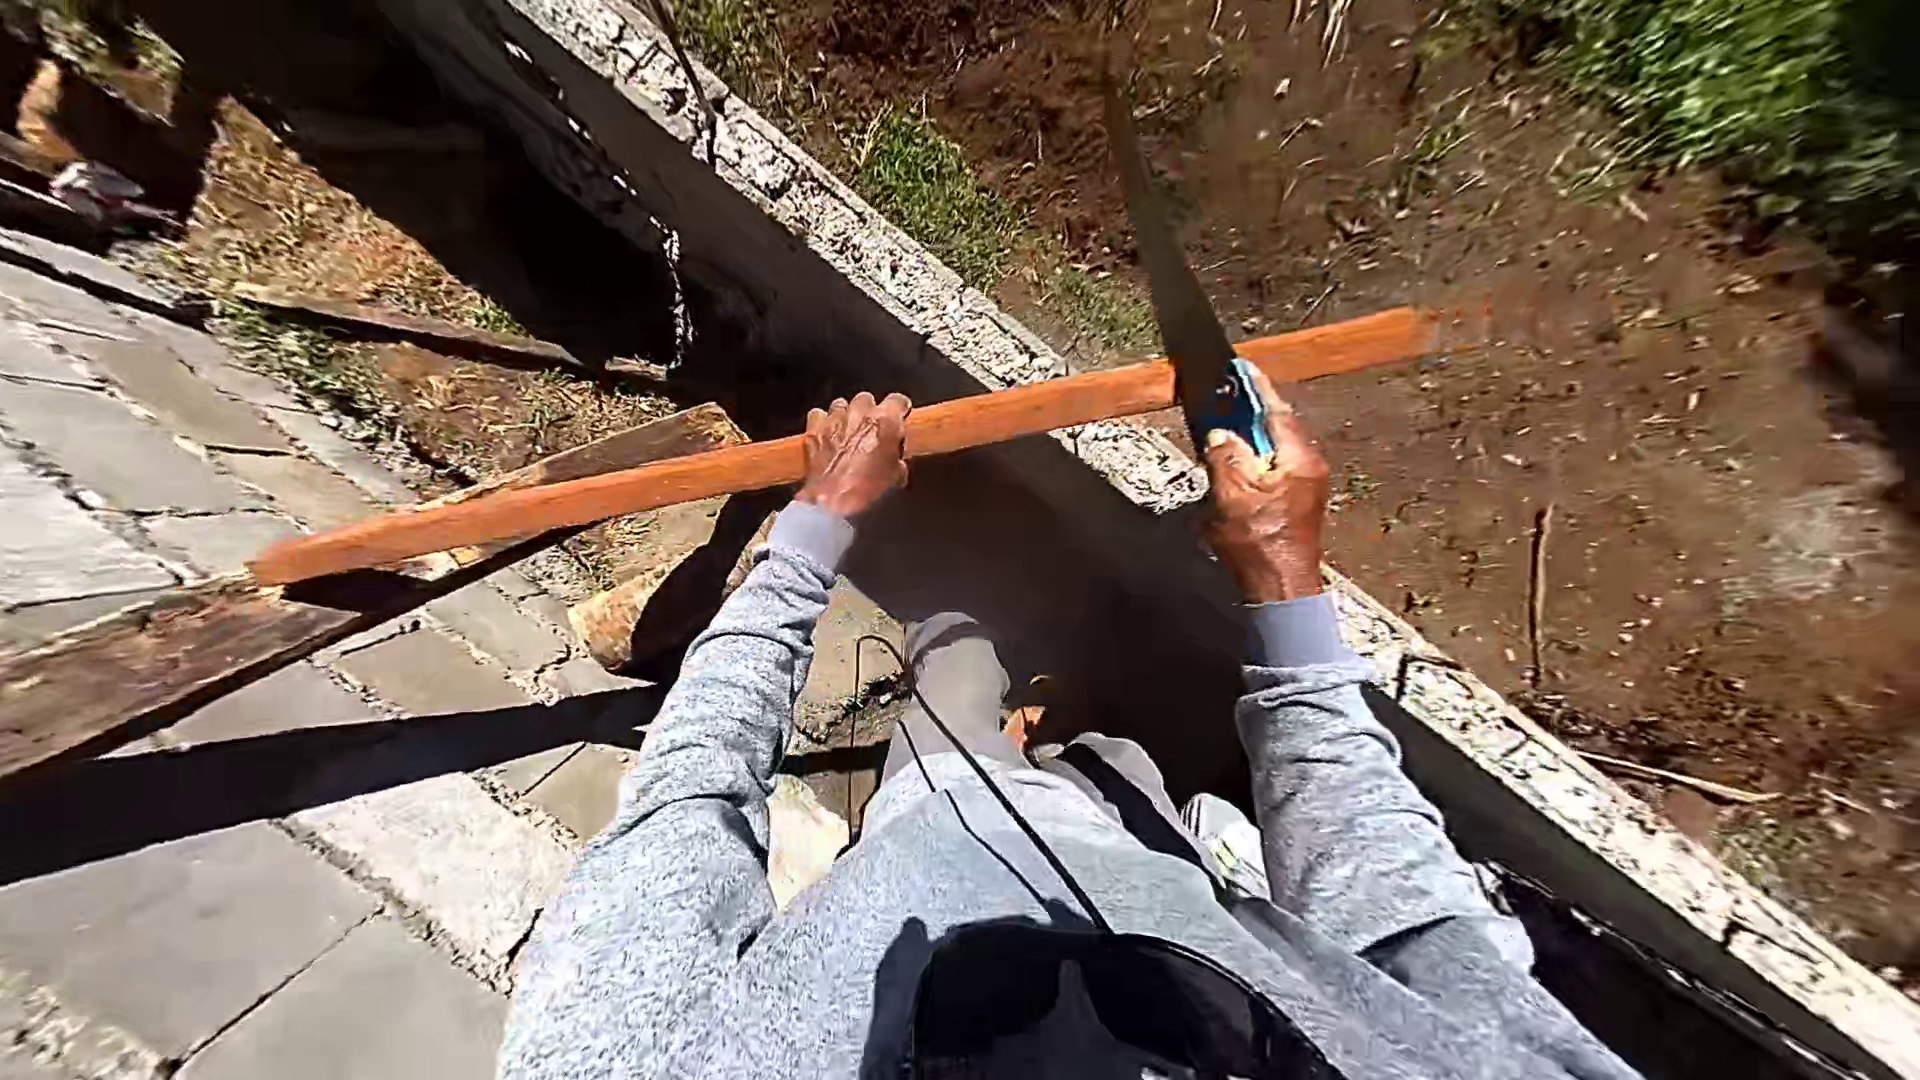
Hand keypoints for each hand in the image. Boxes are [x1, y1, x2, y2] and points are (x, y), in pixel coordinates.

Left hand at [795, 391, 911, 517]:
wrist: (833, 502)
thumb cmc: (869, 490)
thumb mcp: (896, 476)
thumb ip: (897, 459)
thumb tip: (895, 461)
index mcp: (886, 420)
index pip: (898, 400)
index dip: (900, 410)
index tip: (899, 419)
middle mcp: (859, 412)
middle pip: (867, 399)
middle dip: (870, 412)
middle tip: (872, 432)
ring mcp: (834, 419)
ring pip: (841, 404)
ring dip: (846, 415)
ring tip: (848, 433)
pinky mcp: (814, 429)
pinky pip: (819, 414)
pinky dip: (823, 422)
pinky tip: (827, 435)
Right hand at [1203, 365, 1328, 602]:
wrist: (1280, 588)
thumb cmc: (1259, 544)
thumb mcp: (1233, 494)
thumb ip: (1226, 456)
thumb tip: (1220, 433)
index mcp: (1298, 459)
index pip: (1276, 410)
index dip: (1256, 387)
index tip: (1242, 367)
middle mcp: (1308, 467)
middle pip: (1277, 429)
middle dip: (1250, 414)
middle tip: (1227, 400)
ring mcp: (1305, 487)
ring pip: (1274, 450)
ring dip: (1250, 441)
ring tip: (1225, 436)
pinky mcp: (1295, 504)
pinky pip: (1272, 470)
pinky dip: (1253, 463)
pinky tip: (1235, 472)